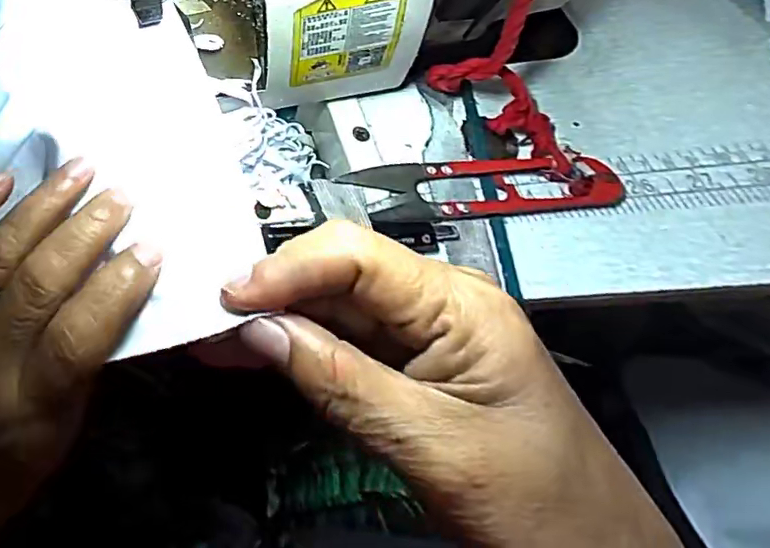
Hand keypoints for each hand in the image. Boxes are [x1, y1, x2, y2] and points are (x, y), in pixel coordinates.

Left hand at [0, 161, 160, 546]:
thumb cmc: (11, 459)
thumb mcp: (64, 425)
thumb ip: (88, 355)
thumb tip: (123, 283)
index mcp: (29, 402)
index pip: (76, 336)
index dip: (116, 288)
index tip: (151, 248)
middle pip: (36, 283)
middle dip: (84, 232)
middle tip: (120, 196)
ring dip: (41, 206)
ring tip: (78, 171)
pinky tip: (6, 178)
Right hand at [220, 222, 678, 547]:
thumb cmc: (555, 514)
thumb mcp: (439, 448)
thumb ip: (342, 381)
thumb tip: (262, 331)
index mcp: (462, 306)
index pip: (353, 255)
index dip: (286, 267)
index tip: (235, 295)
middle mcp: (435, 304)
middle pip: (330, 273)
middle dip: (269, 292)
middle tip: (214, 315)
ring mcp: (416, 332)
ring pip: (323, 305)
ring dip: (269, 320)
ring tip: (218, 335)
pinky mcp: (400, 360)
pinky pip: (331, 339)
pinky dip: (288, 346)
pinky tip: (250, 351)